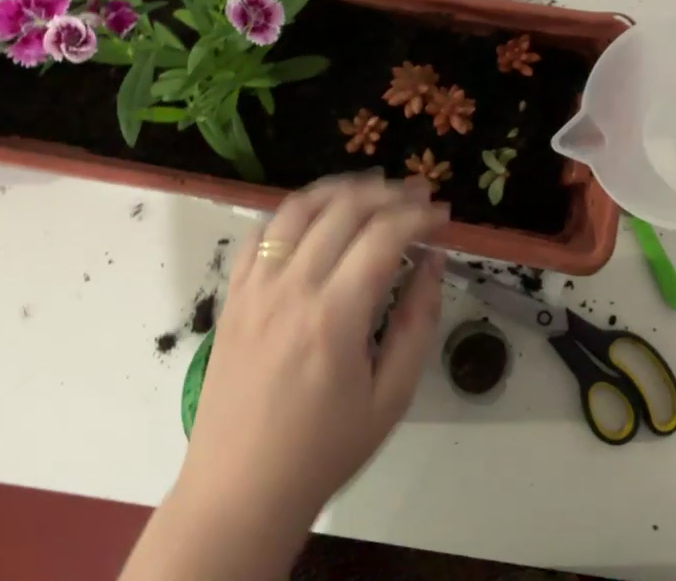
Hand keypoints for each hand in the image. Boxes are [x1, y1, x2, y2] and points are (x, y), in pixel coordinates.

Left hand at [180, 175, 446, 525]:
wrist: (241, 489)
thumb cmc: (324, 450)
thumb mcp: (391, 397)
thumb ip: (417, 323)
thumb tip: (433, 262)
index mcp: (335, 317)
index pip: (383, 236)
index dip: (419, 215)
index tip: (443, 213)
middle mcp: (290, 288)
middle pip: (343, 210)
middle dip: (388, 193)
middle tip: (418, 193)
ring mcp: (254, 288)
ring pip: (297, 210)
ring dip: (339, 189)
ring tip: (372, 187)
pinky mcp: (232, 296)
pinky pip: (259, 234)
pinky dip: (292, 213)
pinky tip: (314, 216)